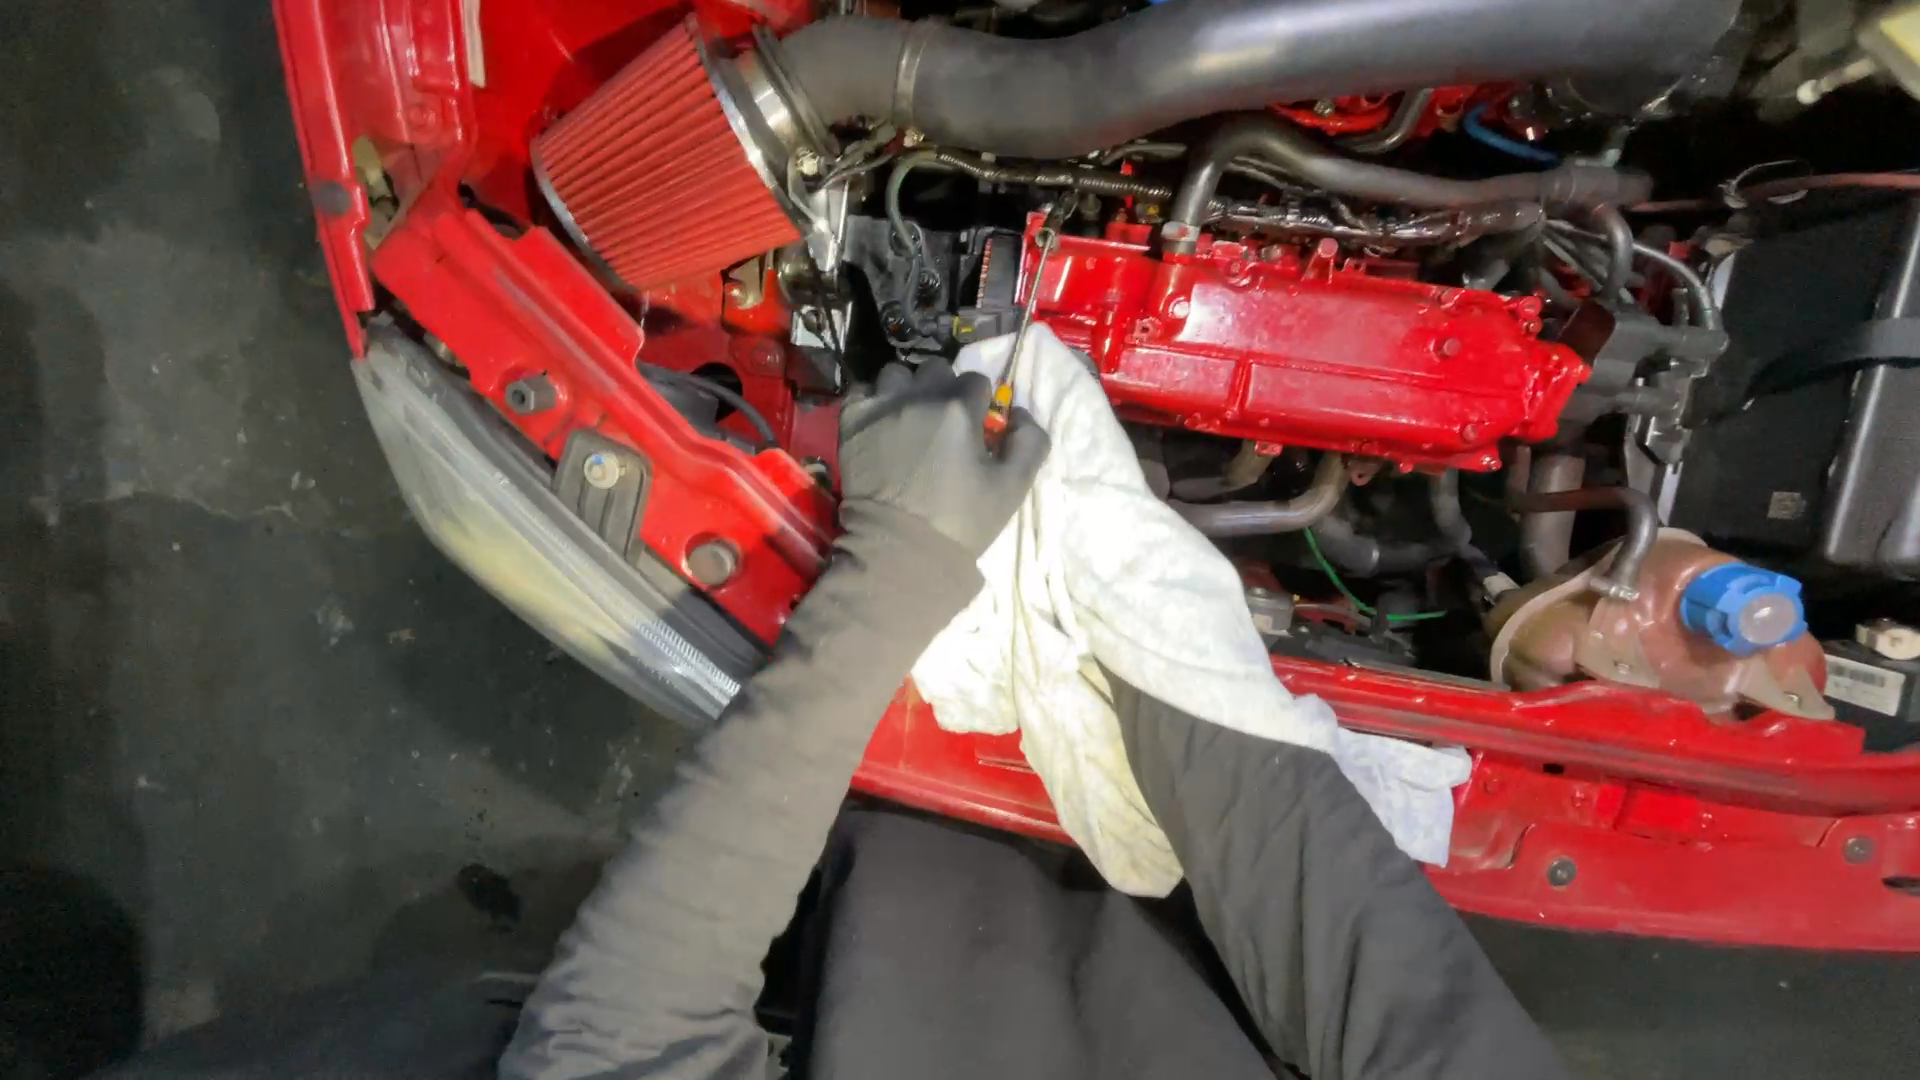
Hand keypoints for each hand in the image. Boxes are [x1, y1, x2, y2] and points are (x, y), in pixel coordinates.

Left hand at [839, 361, 1048, 558]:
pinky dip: (873, 400)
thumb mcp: (1013, 487)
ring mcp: (880, 406)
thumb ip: (1030, 442)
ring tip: (909, 418)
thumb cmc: (960, 520)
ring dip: (907, 389)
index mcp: (959, 407)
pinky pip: (862, 389)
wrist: (900, 550)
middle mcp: (918, 396)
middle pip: (936, 370)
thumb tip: (1018, 413)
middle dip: (944, 390)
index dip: (979, 405)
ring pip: (897, 373)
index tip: (975, 430)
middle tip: (943, 424)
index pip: (977, 380)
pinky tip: (881, 423)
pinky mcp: (852, 422)